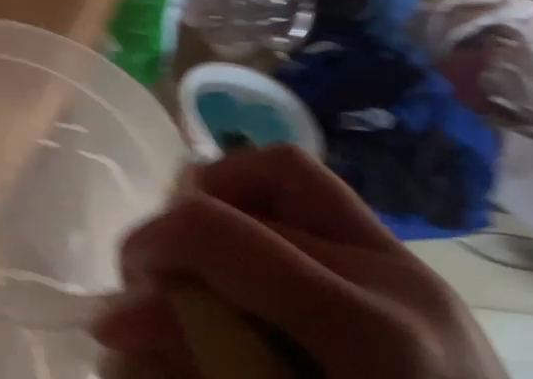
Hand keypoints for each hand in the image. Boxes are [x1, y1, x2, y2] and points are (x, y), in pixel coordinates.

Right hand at [94, 145, 508, 378]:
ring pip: (295, 174)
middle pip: (258, 181)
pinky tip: (259, 277)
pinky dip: (272, 220)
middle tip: (165, 271)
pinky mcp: (421, 276)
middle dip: (189, 216)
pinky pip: (324, 209)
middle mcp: (402, 278)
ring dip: (233, 199)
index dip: (153, 242)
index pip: (222, 229)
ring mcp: (419, 270)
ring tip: (208, 257)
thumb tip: (111, 321)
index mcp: (370, 329)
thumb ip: (195, 364)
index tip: (129, 287)